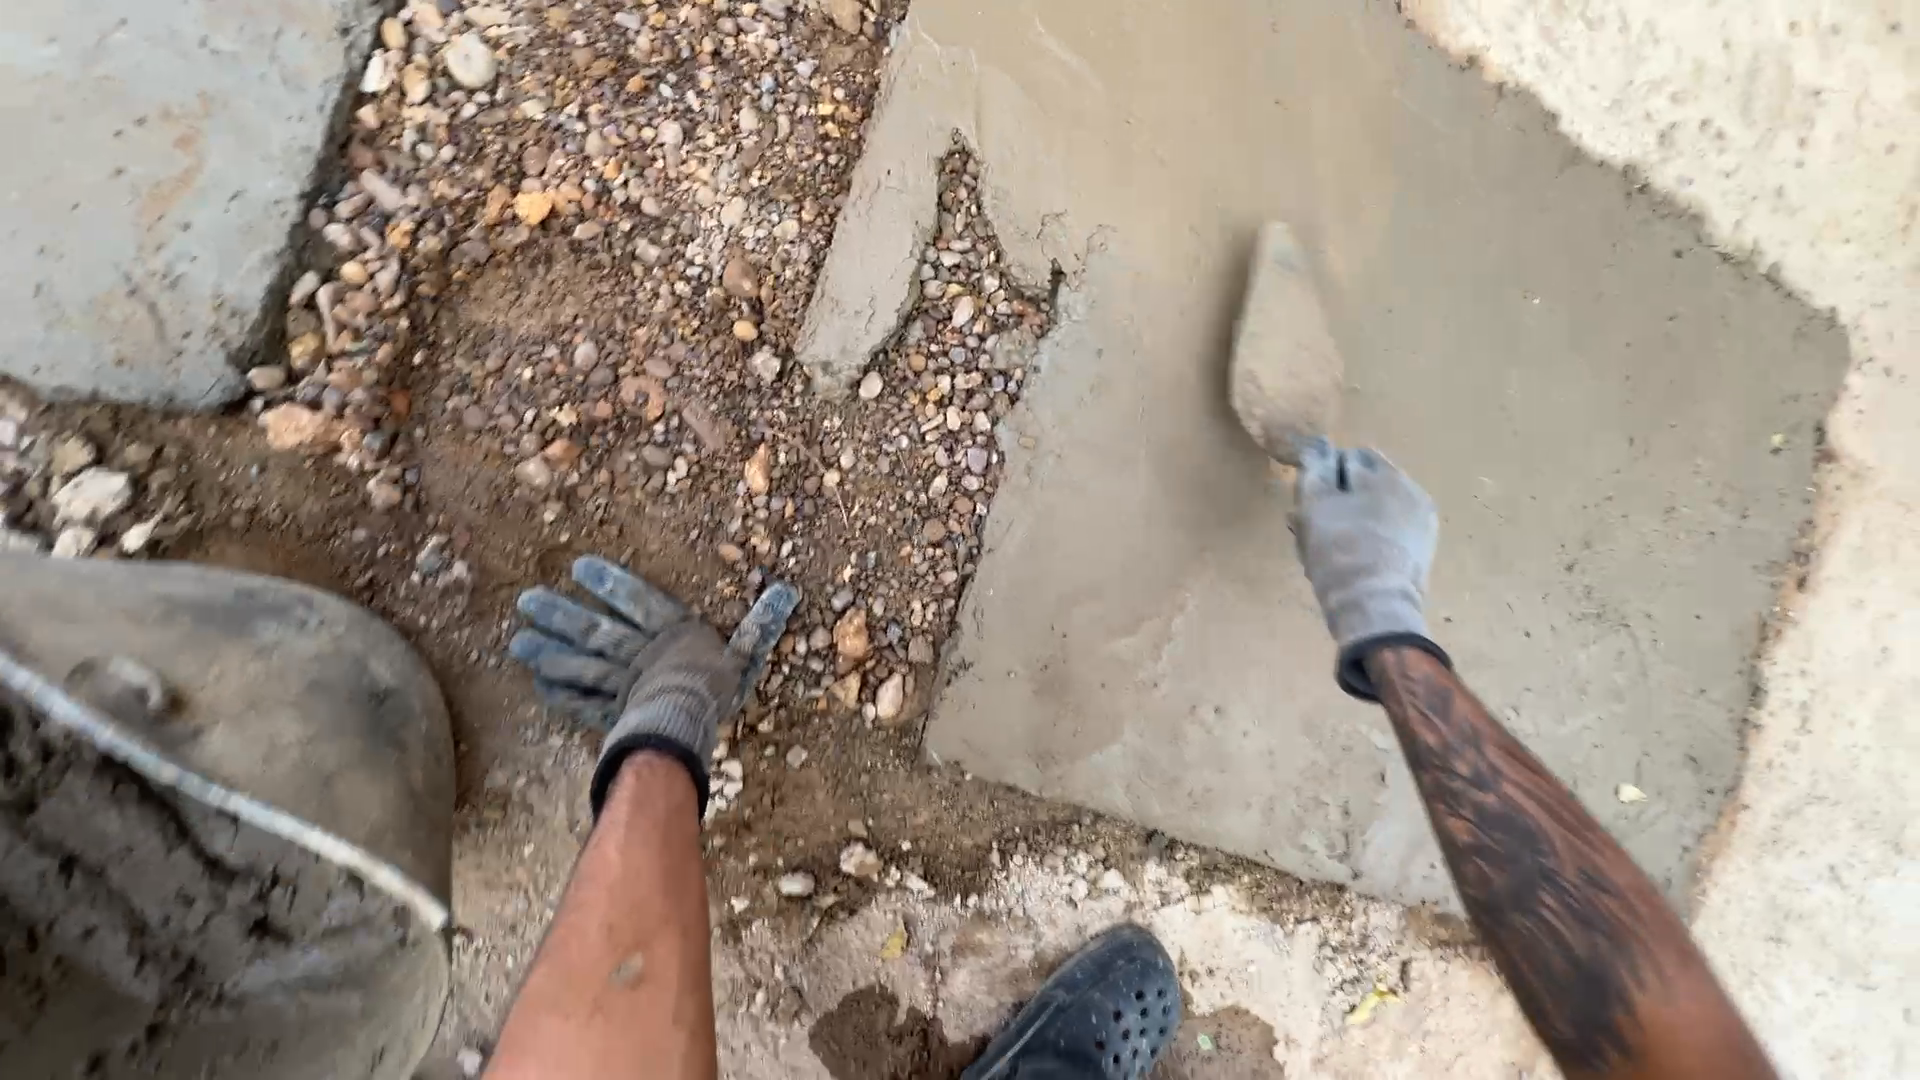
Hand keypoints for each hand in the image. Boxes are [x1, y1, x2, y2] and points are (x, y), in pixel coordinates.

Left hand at [508, 556, 797, 815]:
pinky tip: (539, 684)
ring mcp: (622, 684)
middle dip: (562, 616)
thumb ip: (760, 626)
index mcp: (672, 634)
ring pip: (581, 663)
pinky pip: (581, 701)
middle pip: (597, 631)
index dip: (612, 585)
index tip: (579, 568)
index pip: (639, 602)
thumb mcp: (747, 655)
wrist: (686, 727)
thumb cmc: (719, 690)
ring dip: (551, 652)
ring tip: (519, 641)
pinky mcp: (613, 712)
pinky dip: (561, 693)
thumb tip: (788, 592)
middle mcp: (640, 653)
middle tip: (527, 601)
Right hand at [1290, 437, 1446, 698]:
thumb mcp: (1314, 505)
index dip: (1324, 477)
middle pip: (1365, 480)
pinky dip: (1373, 534)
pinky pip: (1391, 527)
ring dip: (1356, 515)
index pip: (1345, 458)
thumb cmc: (1337, 552)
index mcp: (1383, 474)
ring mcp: (1421, 518)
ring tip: (1336, 544)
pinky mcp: (1423, 545)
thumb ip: (1314, 469)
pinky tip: (1357, 556)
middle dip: (1341, 495)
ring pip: (1378, 504)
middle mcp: (1410, 488)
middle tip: (1319, 524)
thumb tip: (1319, 446)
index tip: (1309, 502)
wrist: (1373, 605)